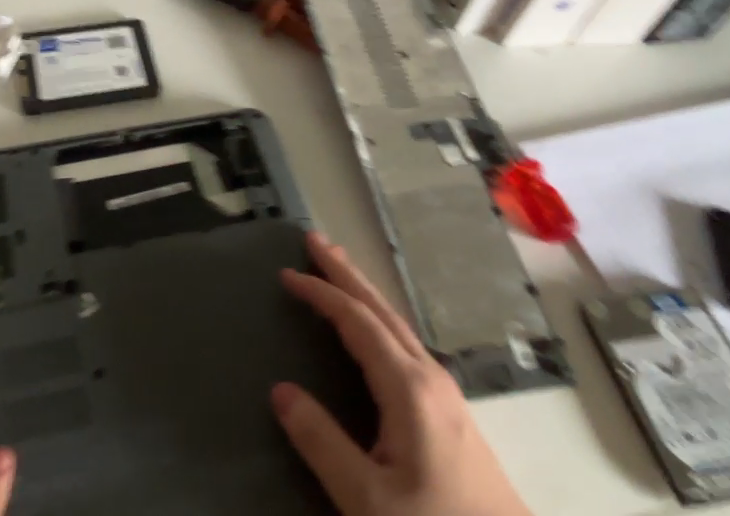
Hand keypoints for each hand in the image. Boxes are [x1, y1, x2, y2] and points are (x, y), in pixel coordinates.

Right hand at [274, 232, 531, 515]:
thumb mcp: (367, 498)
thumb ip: (322, 442)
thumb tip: (279, 390)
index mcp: (409, 388)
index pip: (358, 322)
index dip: (321, 293)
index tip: (286, 273)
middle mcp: (430, 377)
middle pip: (382, 310)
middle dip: (346, 273)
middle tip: (314, 240)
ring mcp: (445, 394)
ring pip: (396, 325)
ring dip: (363, 293)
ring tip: (338, 272)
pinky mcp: (449, 412)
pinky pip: (404, 344)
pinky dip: (377, 320)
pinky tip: (373, 331)